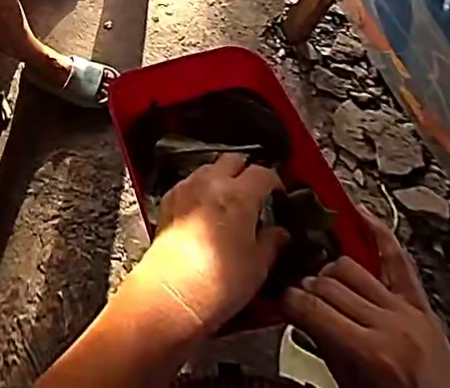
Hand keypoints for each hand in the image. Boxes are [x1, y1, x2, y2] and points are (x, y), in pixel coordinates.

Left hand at [126, 154, 287, 335]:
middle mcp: (210, 182)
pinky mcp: (169, 197)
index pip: (263, 172)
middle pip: (233, 159)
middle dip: (246, 170)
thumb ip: (273, 242)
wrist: (174, 289)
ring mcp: (186, 187)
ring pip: (210, 168)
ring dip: (223, 177)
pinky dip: (202, 189)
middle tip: (256, 190)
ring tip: (232, 201)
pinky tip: (207, 210)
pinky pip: (190, 182)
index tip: (279, 192)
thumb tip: (280, 234)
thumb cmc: (216, 282)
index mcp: (238, 195)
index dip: (275, 181)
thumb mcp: (258, 265)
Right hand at [280, 205, 449, 387]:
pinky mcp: (421, 306)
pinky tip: (358, 212)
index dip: (289, 300)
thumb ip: (325, 348)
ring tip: (321, 281)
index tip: (280, 300)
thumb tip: (296, 313)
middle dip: (306, 286)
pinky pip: (398, 261)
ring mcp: (407, 311)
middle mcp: (389, 325)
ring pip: (350, 267)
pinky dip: (379, 233)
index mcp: (371, 353)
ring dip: (330, 271)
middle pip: (329, 283)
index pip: (312, 307)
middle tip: (297, 293)